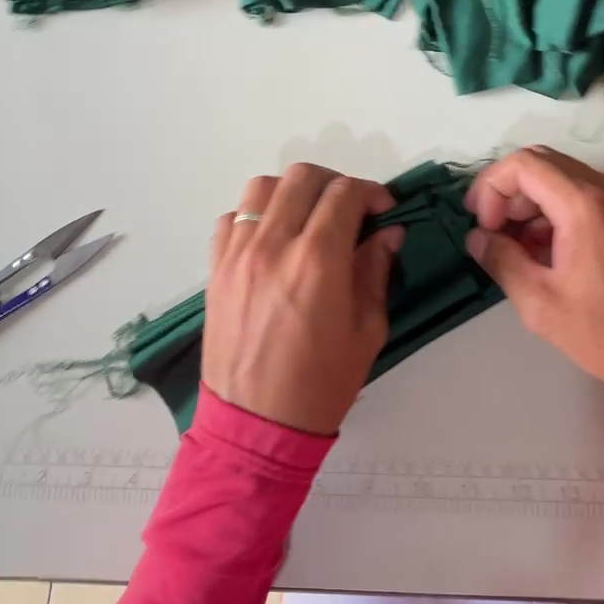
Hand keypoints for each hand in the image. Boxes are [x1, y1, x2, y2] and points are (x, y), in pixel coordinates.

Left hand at [203, 163, 404, 435]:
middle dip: (335, 184)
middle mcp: (274, 244)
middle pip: (303, 177)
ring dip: (292, 192)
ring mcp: (238, 254)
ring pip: (263, 187)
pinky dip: (257, 216)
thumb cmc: (321, 383)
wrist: (257, 426)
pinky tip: (273, 240)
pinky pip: (233, 218)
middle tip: (350, 211)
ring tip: (308, 218)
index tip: (384, 210)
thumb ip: (376, 271)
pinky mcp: (216, 269)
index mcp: (317, 259)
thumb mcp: (367, 330)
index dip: (371, 193)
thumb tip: (387, 233)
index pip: (345, 193)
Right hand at [464, 146, 603, 419]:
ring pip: (560, 176)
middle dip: (507, 192)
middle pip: (541, 162)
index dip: (491, 187)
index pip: (523, 164)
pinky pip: (580, 193)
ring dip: (529, 202)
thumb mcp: (541, 304)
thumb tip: (476, 237)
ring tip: (514, 248)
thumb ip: (501, 260)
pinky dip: (552, 210)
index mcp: (584, 205)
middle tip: (492, 234)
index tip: (481, 226)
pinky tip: (542, 251)